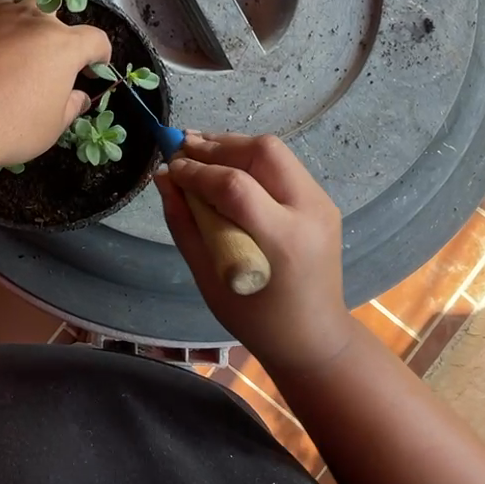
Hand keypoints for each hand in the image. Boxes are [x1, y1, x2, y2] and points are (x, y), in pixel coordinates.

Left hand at [0, 0, 110, 173]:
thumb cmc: (8, 126)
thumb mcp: (49, 128)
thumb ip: (69, 108)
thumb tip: (79, 98)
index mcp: (62, 46)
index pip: (95, 39)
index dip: (101, 52)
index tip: (97, 65)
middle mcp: (31, 22)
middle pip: (52, 0)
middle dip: (57, 19)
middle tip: (50, 50)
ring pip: (15, 6)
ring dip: (20, 23)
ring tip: (14, 51)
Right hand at [155, 133, 358, 373]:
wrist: (313, 337)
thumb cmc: (255, 319)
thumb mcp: (208, 278)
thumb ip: (185, 224)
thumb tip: (163, 179)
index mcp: (283, 241)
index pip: (236, 186)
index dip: (197, 171)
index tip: (169, 168)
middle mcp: (310, 212)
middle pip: (264, 152)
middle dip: (218, 145)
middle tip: (181, 147)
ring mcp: (322, 203)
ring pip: (274, 151)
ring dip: (232, 146)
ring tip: (197, 150)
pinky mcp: (321, 200)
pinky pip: (281, 165)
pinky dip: (248, 158)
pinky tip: (223, 166)